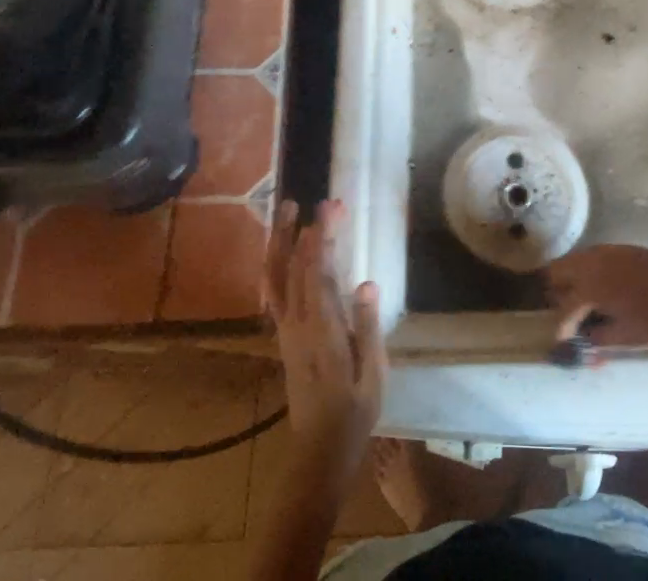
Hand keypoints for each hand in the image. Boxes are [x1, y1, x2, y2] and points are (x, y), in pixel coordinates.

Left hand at [263, 200, 385, 469]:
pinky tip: (281, 253)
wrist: (320, 446)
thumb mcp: (373, 374)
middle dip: (303, 232)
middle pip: (294, 268)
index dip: (321, 239)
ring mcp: (286, 330)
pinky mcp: (284, 337)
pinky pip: (273, 293)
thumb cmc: (356, 411)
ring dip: (280, 243)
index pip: (317, 274)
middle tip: (314, 202)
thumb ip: (368, 328)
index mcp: (322, 330)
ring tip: (287, 213)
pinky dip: (275, 266)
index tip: (330, 209)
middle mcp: (298, 324)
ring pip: (275, 278)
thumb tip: (367, 283)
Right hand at [544, 244, 647, 355]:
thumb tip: (584, 338)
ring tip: (582, 301)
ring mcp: (613, 251)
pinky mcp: (630, 249)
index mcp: (590, 285)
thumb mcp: (623, 339)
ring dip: (574, 278)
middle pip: (561, 270)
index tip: (562, 339)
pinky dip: (594, 270)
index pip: (564, 308)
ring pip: (579, 259)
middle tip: (566, 312)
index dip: (561, 327)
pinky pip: (599, 257)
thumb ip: (596, 338)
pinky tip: (604, 289)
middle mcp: (596, 262)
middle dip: (557, 291)